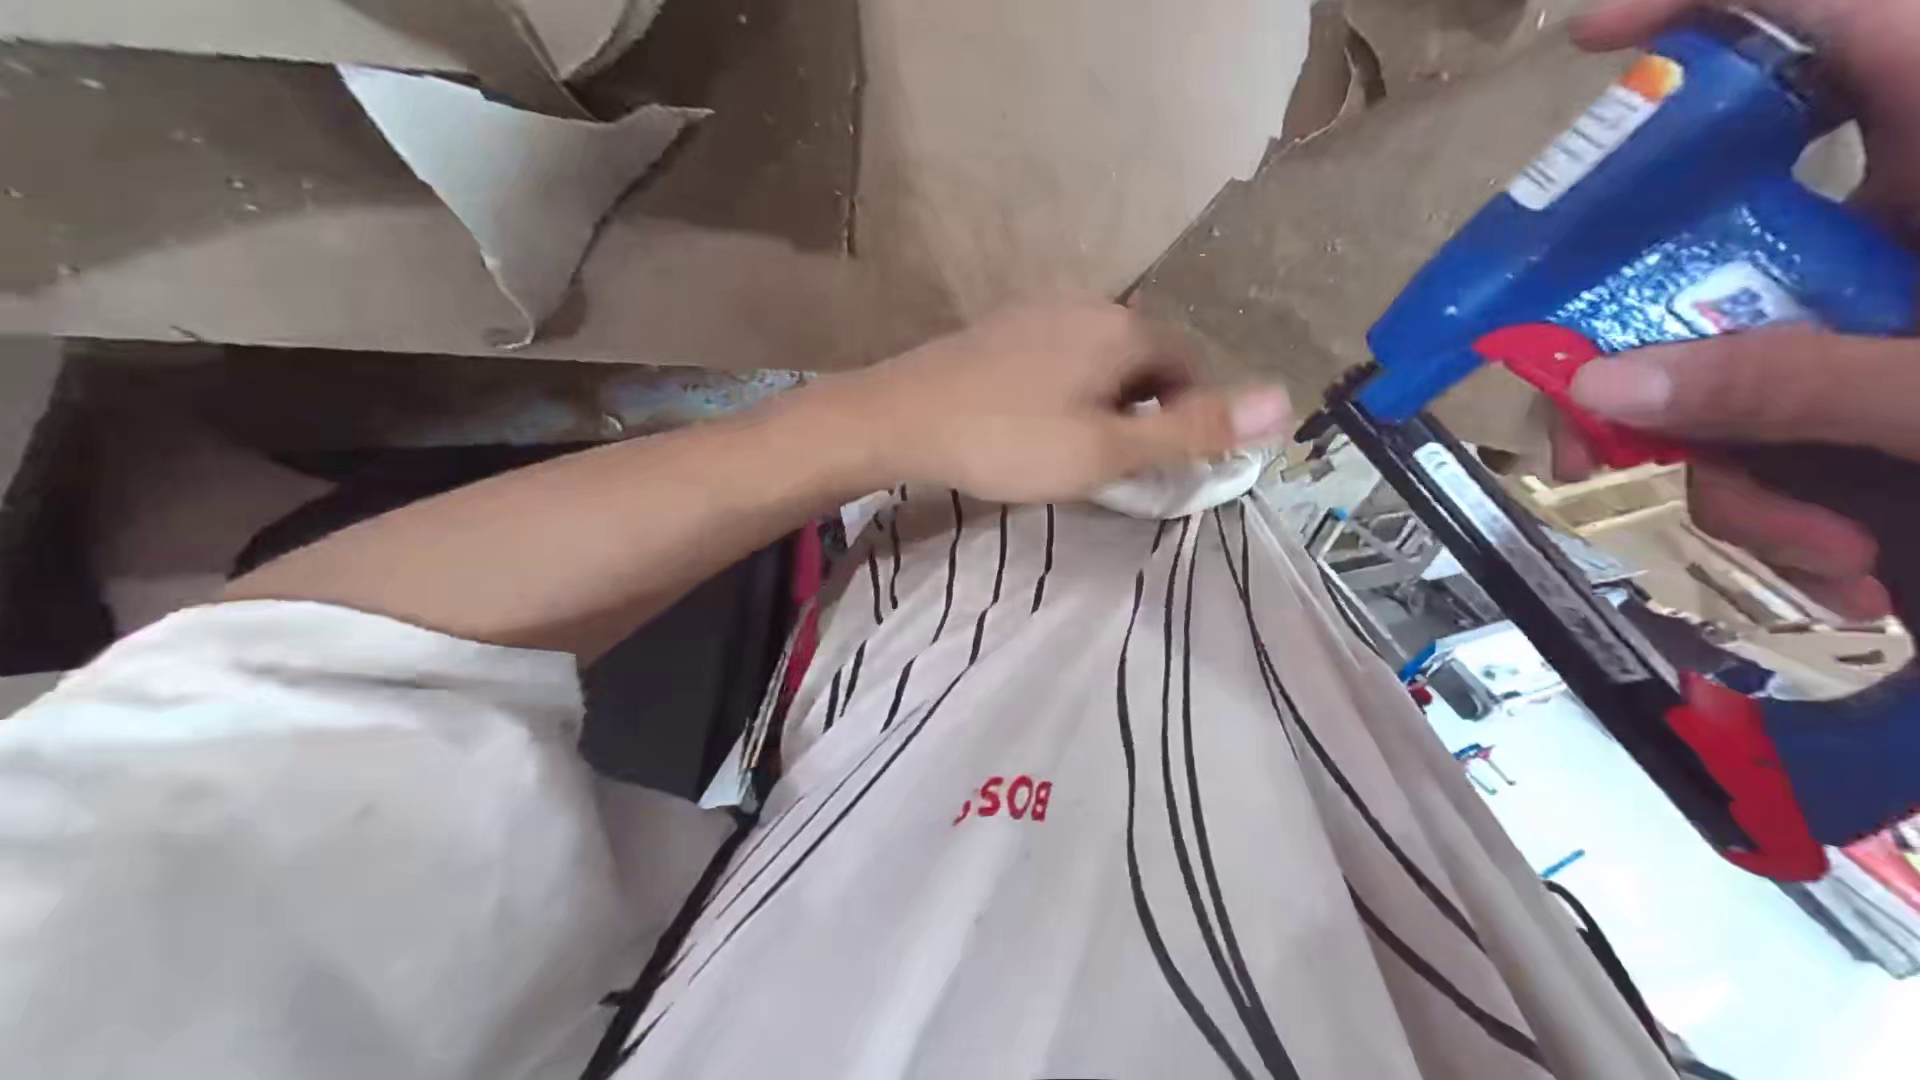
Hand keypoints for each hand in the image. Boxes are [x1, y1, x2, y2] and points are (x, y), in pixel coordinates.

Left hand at [804, 301, 1292, 504]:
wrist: (902, 417)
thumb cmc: (1009, 441)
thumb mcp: (1107, 449)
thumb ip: (1191, 429)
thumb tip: (1285, 400)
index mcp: (1125, 328)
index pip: (1189, 368)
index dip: (1182, 419)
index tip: (1148, 463)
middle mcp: (1089, 304)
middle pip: (1144, 362)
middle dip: (1141, 411)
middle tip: (1104, 462)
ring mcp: (1040, 310)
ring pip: (1099, 361)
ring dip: (1102, 402)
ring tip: (1066, 447)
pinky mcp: (1002, 326)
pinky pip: (1057, 357)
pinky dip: (1062, 389)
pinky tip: (1028, 421)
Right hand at [1552, 0, 1919, 618]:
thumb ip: (1804, 378)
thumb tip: (1599, 388)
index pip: (1834, 17)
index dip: (1705, 7)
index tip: (1590, 41)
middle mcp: (1914, 203)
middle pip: (1709, 230)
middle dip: (1633, 347)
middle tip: (1591, 428)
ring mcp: (1886, 286)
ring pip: (1720, 345)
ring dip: (1721, 458)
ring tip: (1791, 542)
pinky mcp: (1872, 354)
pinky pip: (1767, 405)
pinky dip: (1777, 486)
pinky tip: (1833, 552)